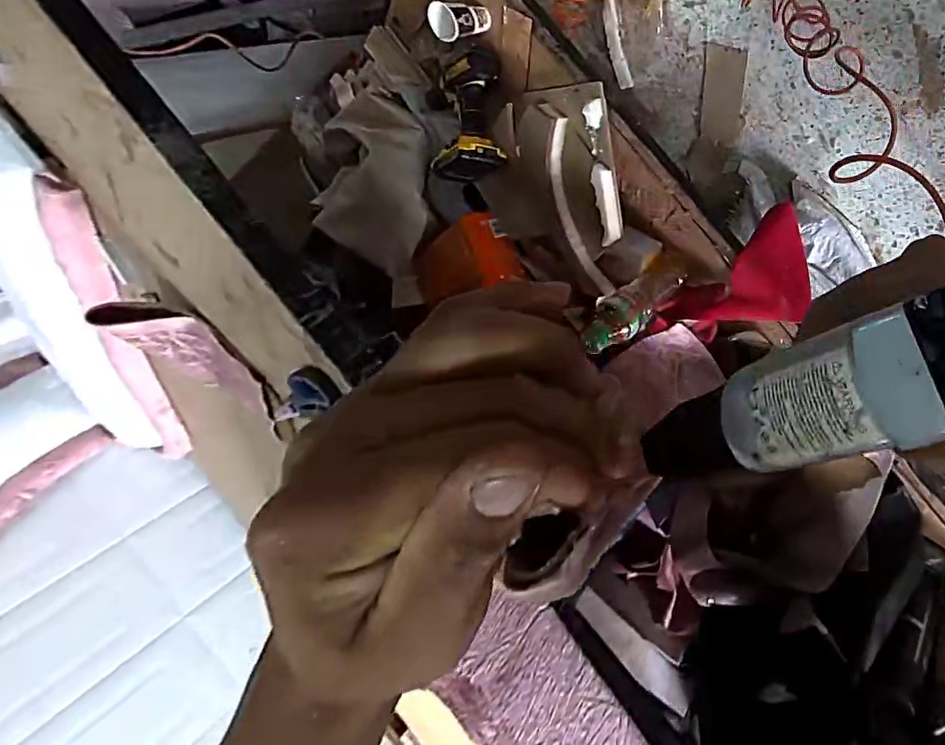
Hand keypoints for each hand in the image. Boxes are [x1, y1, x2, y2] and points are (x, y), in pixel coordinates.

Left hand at [243, 282, 635, 712]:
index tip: (599, 488)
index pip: (464, 451)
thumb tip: (521, 465)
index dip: (550, 458)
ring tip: (596, 391)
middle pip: (482, 391)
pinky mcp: (392, 379)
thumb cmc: (379, 640)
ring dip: (553, 352)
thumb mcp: (421, 632)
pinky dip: (514, 305)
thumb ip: (460, 554)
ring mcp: (362, 397)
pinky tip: (559, 304)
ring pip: (469, 334)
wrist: (333, 623)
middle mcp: (336, 435)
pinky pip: (456, 322)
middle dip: (569, 416)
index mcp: (327, 512)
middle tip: (616, 454)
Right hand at [800, 237, 944, 457]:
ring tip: (847, 376)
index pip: (846, 303)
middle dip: (832, 339)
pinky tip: (885, 357)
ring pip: (875, 295)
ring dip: (856, 331)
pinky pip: (900, 294)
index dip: (815, 339)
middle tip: (822, 384)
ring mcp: (941, 258)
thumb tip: (877, 441)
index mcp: (931, 279)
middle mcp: (927, 257)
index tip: (800, 376)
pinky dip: (882, 322)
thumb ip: (931, 436)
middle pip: (854, 297)